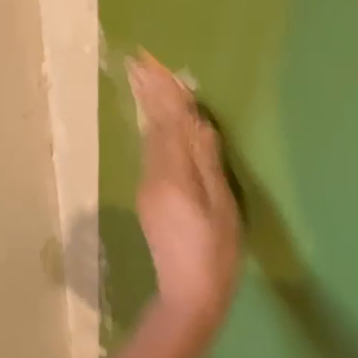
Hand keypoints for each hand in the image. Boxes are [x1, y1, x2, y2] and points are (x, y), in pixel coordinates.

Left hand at [129, 52, 241, 347]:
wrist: (188, 296)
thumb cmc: (215, 254)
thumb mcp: (222, 207)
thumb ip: (208, 164)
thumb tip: (198, 124)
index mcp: (173, 177)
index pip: (168, 125)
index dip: (164, 94)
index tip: (154, 63)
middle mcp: (153, 179)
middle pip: (153, 130)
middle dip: (149, 95)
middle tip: (136, 60)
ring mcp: (148, 192)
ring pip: (150, 143)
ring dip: (150, 112)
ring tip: (144, 80)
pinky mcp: (151, 204)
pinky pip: (154, 158)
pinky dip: (156, 134)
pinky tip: (159, 126)